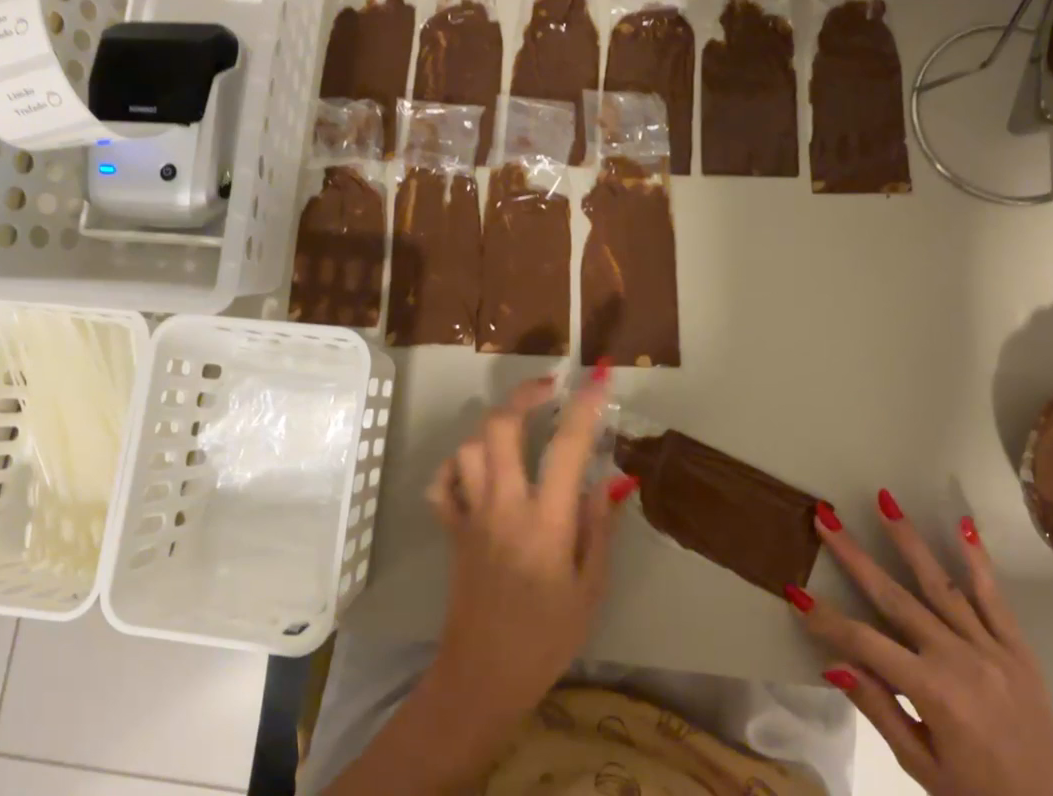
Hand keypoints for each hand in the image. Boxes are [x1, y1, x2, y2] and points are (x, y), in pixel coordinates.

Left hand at [421, 369, 629, 736]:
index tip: (597, 377)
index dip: (585, 406)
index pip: (568, 448)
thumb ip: (599, 529)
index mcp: (546, 523)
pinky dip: (457, 466)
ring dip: (493, 429)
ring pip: (468, 448)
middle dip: (525, 395)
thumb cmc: (547, 639)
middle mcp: (504, 507)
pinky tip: (478, 470)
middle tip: (550, 387)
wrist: (483, 675)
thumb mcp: (591, 590)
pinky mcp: (451, 531)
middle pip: (501, 428)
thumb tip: (609, 479)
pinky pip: (443, 483)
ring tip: (519, 431)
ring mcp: (471, 516)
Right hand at [789, 493, 1052, 795]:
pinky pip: (996, 599)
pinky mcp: (1020, 650)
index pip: (864, 643)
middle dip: (855, 556)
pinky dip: (979, 561)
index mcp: (932, 690)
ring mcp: (994, 649)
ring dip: (910, 540)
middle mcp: (961, 658)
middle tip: (826, 517)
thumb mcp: (922, 766)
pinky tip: (964, 527)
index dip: (826, 620)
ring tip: (886, 501)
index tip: (794, 592)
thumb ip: (880, 709)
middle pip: (896, 597)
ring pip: (942, 584)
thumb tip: (834, 663)